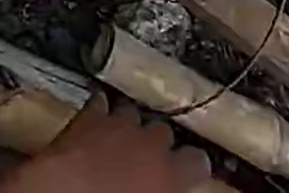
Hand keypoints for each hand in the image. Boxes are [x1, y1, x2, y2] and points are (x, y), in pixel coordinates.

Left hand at [0, 93, 213, 192]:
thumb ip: (163, 191)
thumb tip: (163, 188)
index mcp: (168, 173)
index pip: (197, 161)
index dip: (193, 165)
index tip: (190, 170)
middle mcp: (148, 142)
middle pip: (164, 131)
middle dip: (157, 143)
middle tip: (148, 162)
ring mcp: (119, 123)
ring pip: (134, 113)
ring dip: (129, 126)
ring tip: (121, 143)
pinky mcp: (91, 113)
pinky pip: (101, 103)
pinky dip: (101, 111)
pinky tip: (97, 120)